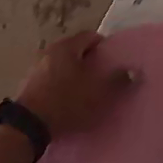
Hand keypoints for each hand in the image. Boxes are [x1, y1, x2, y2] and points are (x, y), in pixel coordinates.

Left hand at [14, 32, 134, 137]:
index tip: (113, 61)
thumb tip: (134, 71)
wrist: (29, 126)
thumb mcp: (99, 92)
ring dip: (74, 72)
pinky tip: (68, 99)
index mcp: (67, 47)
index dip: (105, 47)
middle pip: (75, 50)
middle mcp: (49, 51)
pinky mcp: (28, 84)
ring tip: (86, 89)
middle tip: (102, 76)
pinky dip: (61, 83)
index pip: (91, 36)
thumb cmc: (67, 102)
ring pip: (62, 64)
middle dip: (89, 60)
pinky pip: (51, 77)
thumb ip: (118, 80)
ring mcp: (36, 67)